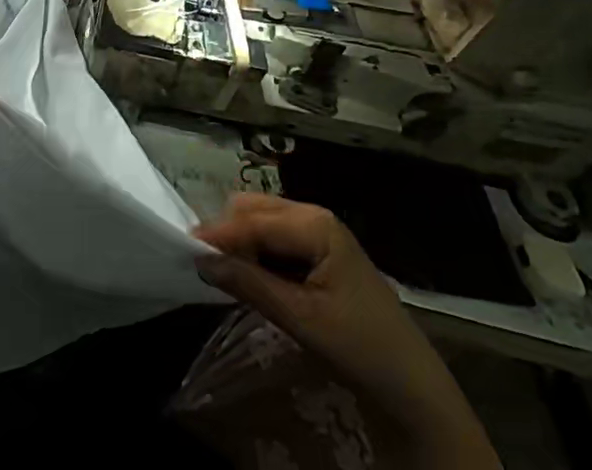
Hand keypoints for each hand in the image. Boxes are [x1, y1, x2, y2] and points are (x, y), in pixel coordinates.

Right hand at [193, 195, 491, 461]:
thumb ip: (250, 284)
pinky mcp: (317, 254)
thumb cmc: (359, 345)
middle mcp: (315, 218)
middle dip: (227, 232)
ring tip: (218, 271)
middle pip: (256, 210)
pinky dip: (255, 254)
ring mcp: (317, 235)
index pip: (254, 220)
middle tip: (200, 263)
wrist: (409, 381)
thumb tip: (202, 260)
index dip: (217, 232)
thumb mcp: (300, 317)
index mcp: (316, 224)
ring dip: (240, 243)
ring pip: (263, 224)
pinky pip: (275, 241)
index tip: (182, 246)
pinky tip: (245, 276)